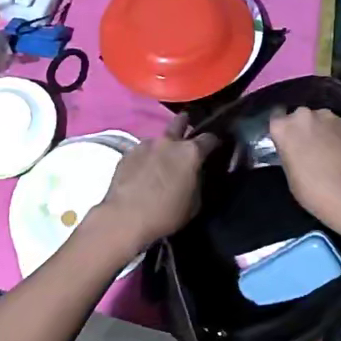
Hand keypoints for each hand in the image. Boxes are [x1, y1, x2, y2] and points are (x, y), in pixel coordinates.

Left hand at [92, 117, 217, 248]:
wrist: (125, 218)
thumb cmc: (166, 214)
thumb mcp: (194, 204)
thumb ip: (197, 182)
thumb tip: (194, 175)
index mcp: (190, 153)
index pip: (209, 138)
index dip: (214, 142)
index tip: (215, 147)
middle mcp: (168, 142)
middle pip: (180, 122)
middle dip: (185, 123)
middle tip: (187, 129)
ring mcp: (144, 145)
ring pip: (158, 138)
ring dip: (163, 144)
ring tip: (162, 157)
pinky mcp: (126, 154)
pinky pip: (141, 150)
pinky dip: (146, 156)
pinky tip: (143, 169)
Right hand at [269, 107, 340, 231]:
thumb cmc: (309, 189)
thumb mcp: (288, 170)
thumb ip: (289, 150)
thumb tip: (296, 147)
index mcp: (282, 127)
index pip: (277, 118)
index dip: (284, 129)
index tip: (289, 138)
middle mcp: (303, 115)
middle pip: (301, 116)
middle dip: (305, 127)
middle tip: (310, 145)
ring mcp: (328, 116)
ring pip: (322, 118)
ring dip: (323, 128)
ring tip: (330, 147)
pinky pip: (340, 126)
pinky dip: (340, 134)